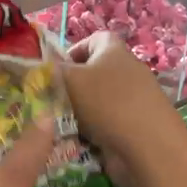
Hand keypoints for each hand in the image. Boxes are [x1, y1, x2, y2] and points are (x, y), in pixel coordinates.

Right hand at [64, 33, 186, 186]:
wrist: (147, 146)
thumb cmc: (107, 102)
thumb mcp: (70, 79)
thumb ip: (52, 71)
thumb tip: (39, 67)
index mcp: (113, 51)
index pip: (92, 40)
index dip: (72, 51)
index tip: (53, 71)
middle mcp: (126, 71)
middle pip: (92, 74)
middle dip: (70, 88)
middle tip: (49, 102)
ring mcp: (132, 100)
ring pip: (95, 103)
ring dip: (77, 114)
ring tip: (57, 125)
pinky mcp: (133, 126)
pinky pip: (104, 125)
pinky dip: (90, 133)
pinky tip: (76, 143)